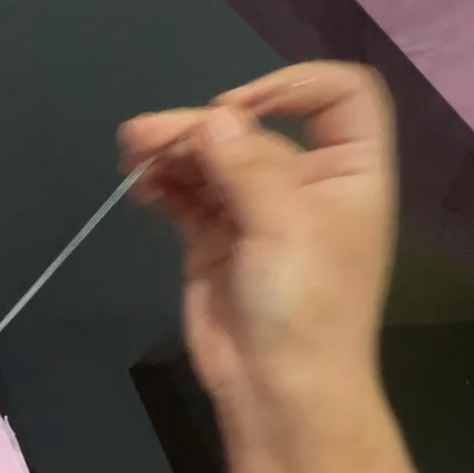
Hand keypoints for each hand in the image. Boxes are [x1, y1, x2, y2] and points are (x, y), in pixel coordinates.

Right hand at [117, 62, 396, 417]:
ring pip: (209, 164)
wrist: (273, 385)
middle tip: (140, 136)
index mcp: (345, 171)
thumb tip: (208, 118)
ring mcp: (251, 214)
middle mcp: (300, 185)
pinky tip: (139, 187)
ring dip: (169, 155)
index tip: (233, 109)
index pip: (335, 97)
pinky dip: (162, 187)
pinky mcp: (211, 242)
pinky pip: (185, 200)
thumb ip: (248, 168)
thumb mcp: (286, 228)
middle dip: (197, 129)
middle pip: (249, 131)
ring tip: (128, 156)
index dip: (287, 87)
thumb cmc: (303, 306)